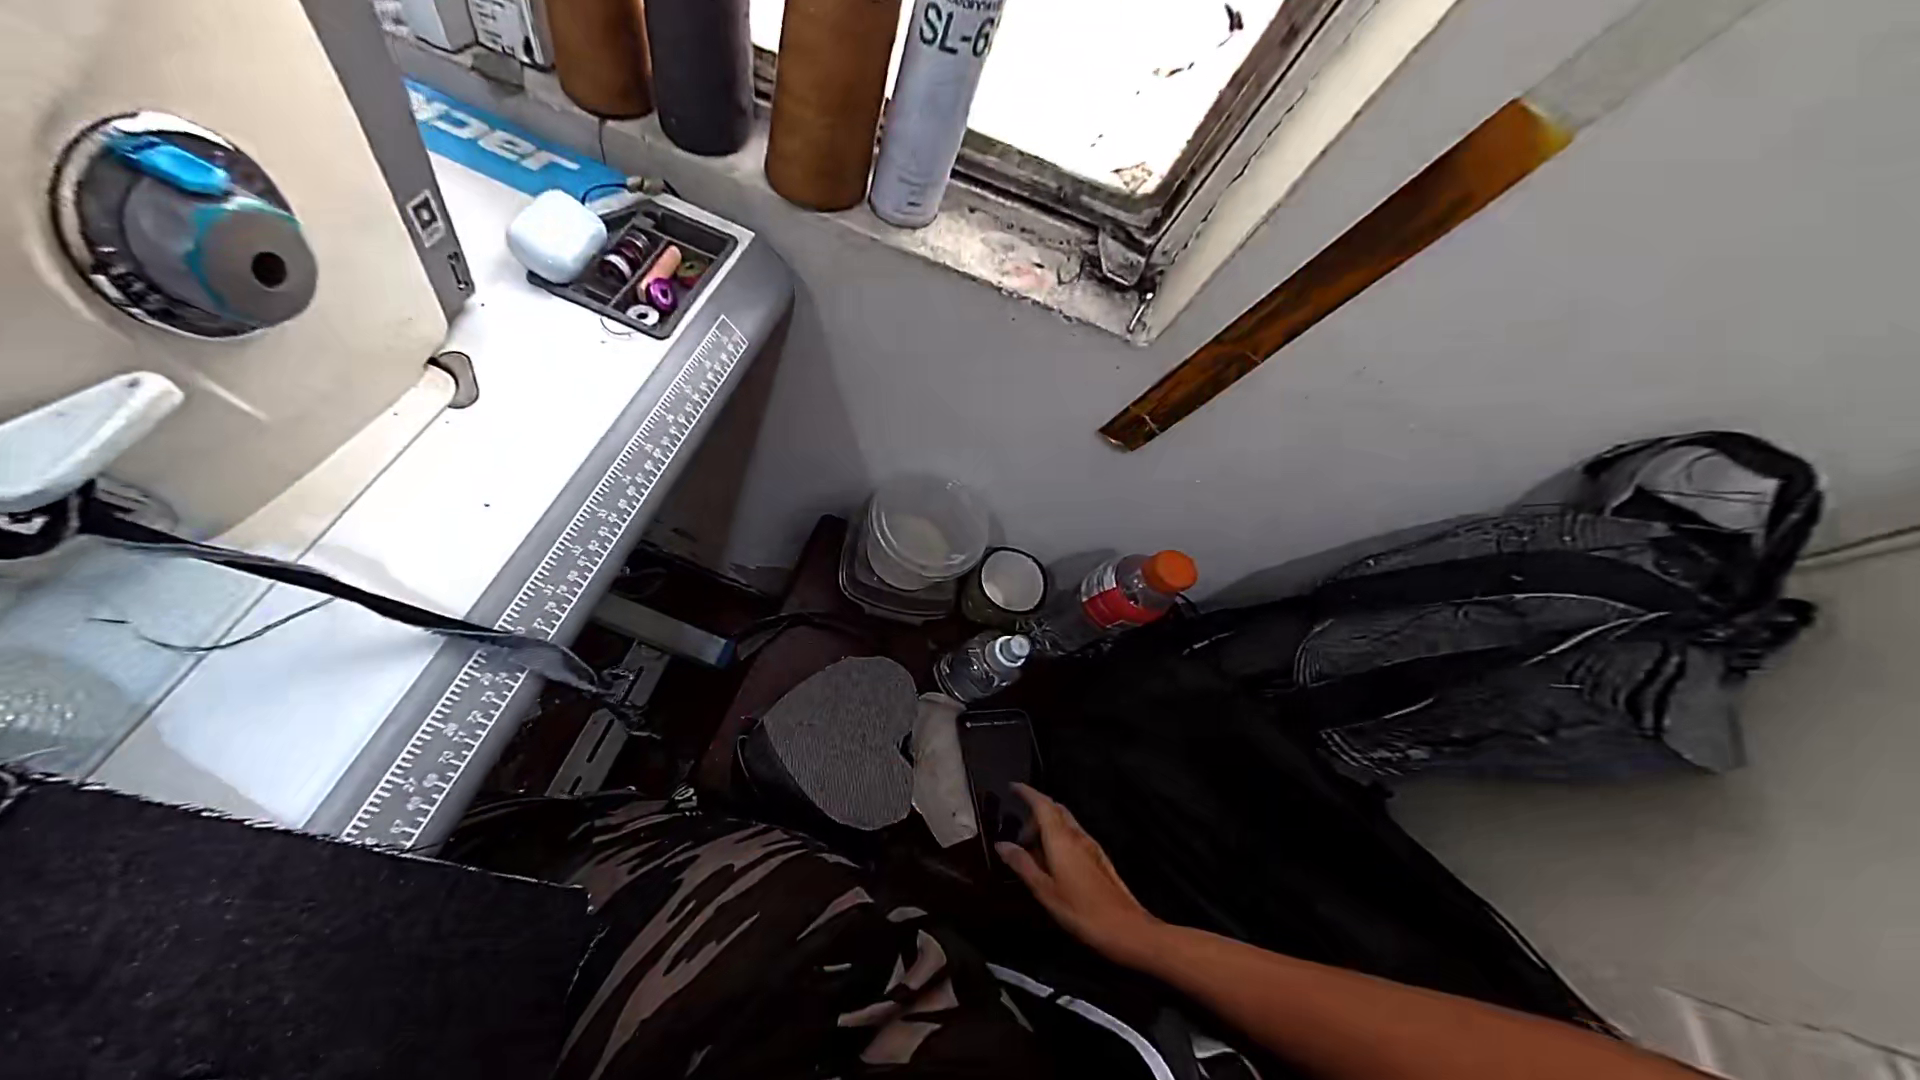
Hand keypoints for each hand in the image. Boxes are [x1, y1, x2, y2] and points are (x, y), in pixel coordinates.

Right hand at [996, 783, 1165, 965]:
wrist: (1126, 928)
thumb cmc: (1081, 911)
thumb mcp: (1045, 890)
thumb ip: (1023, 864)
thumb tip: (1002, 844)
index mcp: (1061, 839)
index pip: (1043, 804)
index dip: (1027, 793)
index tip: (1013, 787)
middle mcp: (1077, 835)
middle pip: (1055, 810)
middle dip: (1035, 813)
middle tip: (1020, 835)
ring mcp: (1091, 845)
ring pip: (1066, 823)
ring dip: (1048, 826)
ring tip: (1034, 851)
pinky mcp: (1099, 857)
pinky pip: (1074, 836)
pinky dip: (1059, 837)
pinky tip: (1054, 862)